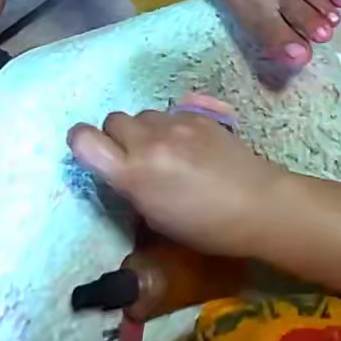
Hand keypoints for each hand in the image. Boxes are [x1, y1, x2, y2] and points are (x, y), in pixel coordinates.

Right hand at [67, 108, 288, 257]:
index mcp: (133, 173)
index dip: (81, 143)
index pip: (83, 138)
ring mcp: (175, 123)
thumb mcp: (155, 218)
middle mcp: (149, 141)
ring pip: (142, 114)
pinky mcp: (198, 114)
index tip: (93, 154)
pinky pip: (169, 114)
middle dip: (117, 137)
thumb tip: (120, 171)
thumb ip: (130, 188)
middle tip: (135, 158)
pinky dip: (171, 127)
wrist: (258, 203)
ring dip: (145, 130)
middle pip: (112, 120)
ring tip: (166, 152)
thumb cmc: (205, 227)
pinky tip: (190, 146)